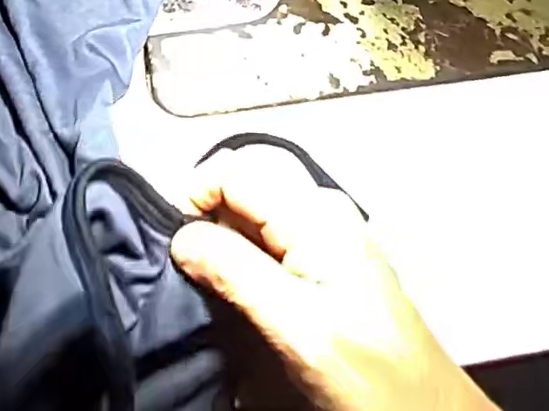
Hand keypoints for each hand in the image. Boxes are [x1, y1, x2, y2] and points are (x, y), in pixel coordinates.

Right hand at [170, 146, 499, 410]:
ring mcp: (325, 231)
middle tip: (193, 270)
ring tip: (214, 286)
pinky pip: (269, 234)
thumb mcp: (297, 326)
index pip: (234, 172)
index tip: (176, 245)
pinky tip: (242, 292)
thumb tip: (181, 237)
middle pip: (243, 186)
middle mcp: (319, 208)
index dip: (196, 197)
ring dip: (224, 240)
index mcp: (314, 212)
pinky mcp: (325, 256)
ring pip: (252, 211)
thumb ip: (235, 272)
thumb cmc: (372, 376)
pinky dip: (244, 254)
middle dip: (209, 219)